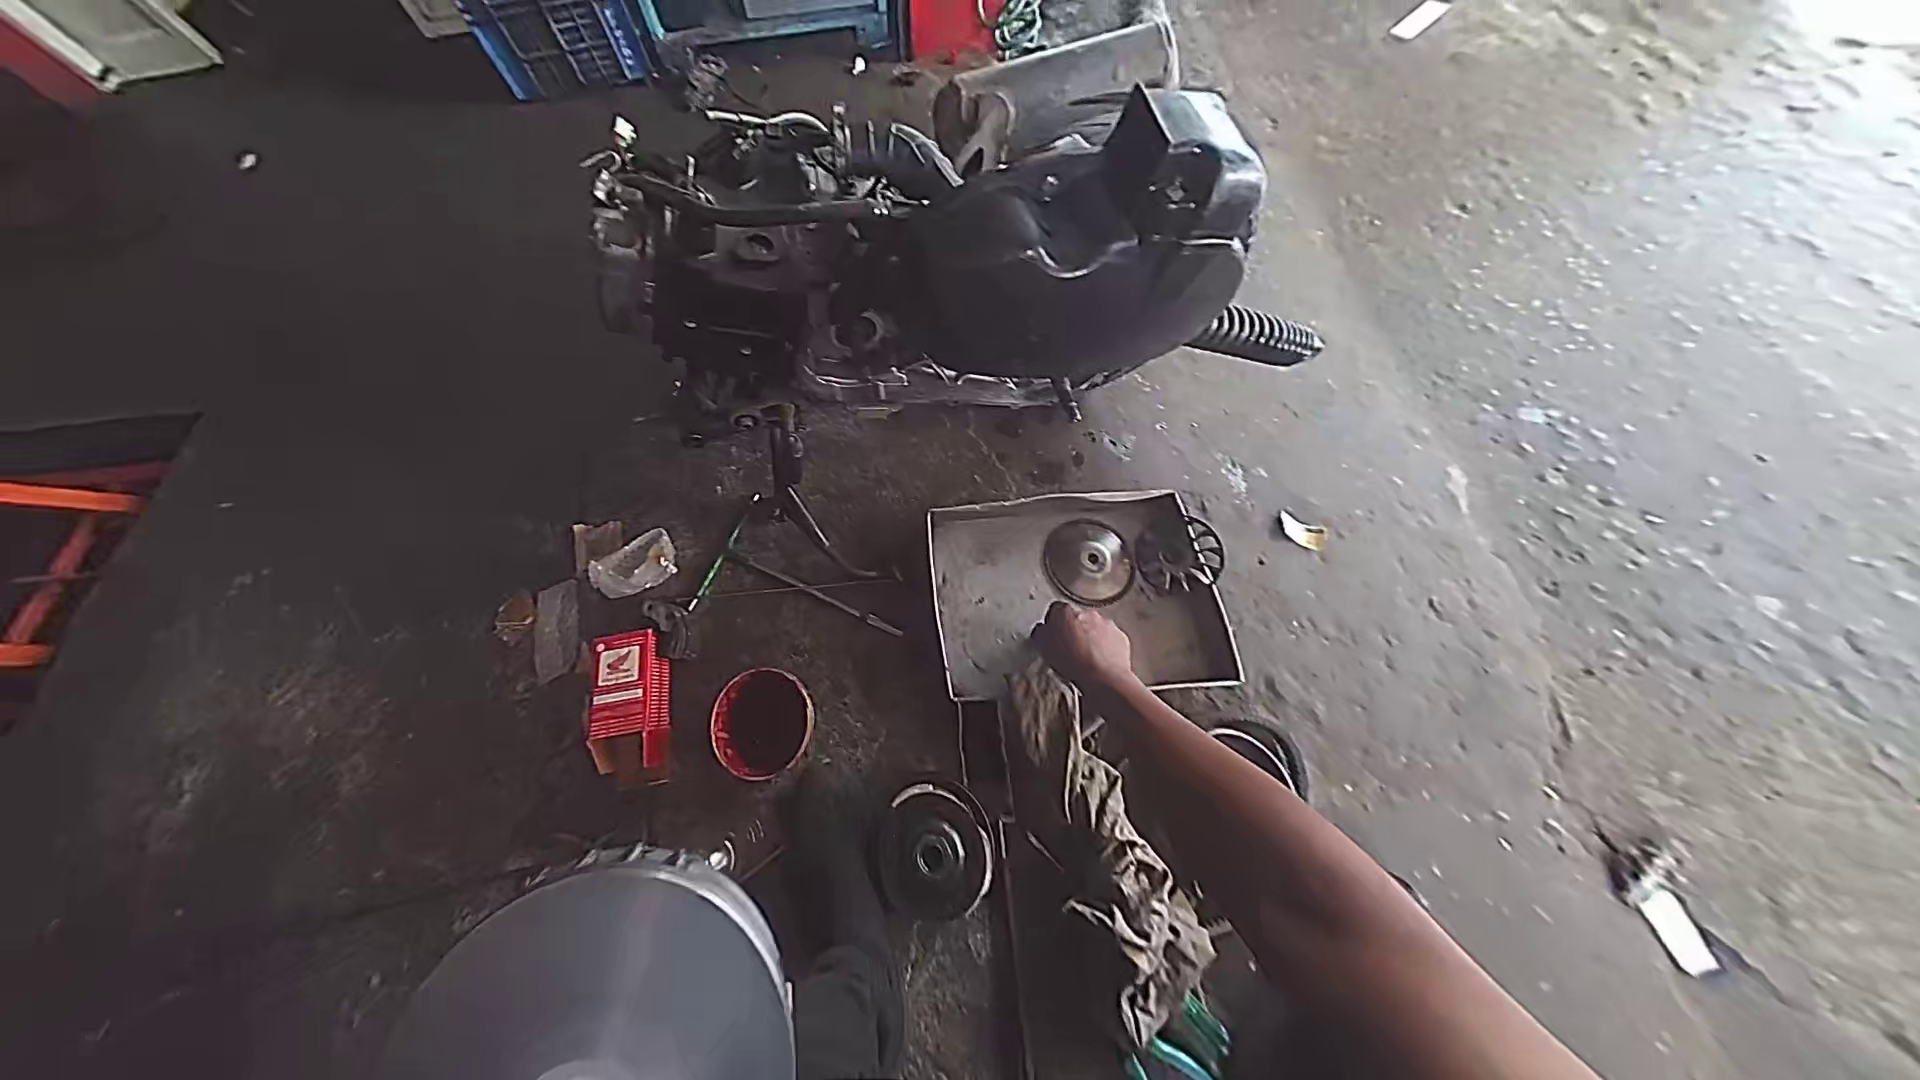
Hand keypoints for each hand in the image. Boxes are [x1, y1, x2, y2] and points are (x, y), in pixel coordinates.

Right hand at [1032, 602, 1136, 691]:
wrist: (1103, 678)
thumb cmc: (1074, 663)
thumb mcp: (1044, 648)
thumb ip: (1041, 633)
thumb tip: (1042, 630)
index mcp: (1065, 612)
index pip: (1055, 610)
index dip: (1053, 623)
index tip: (1053, 635)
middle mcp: (1087, 613)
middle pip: (1077, 617)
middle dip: (1074, 630)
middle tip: (1069, 649)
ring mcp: (1106, 624)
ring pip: (1095, 627)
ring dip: (1090, 638)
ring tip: (1085, 658)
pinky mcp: (1120, 637)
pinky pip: (1110, 639)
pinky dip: (1106, 647)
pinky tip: (1099, 662)